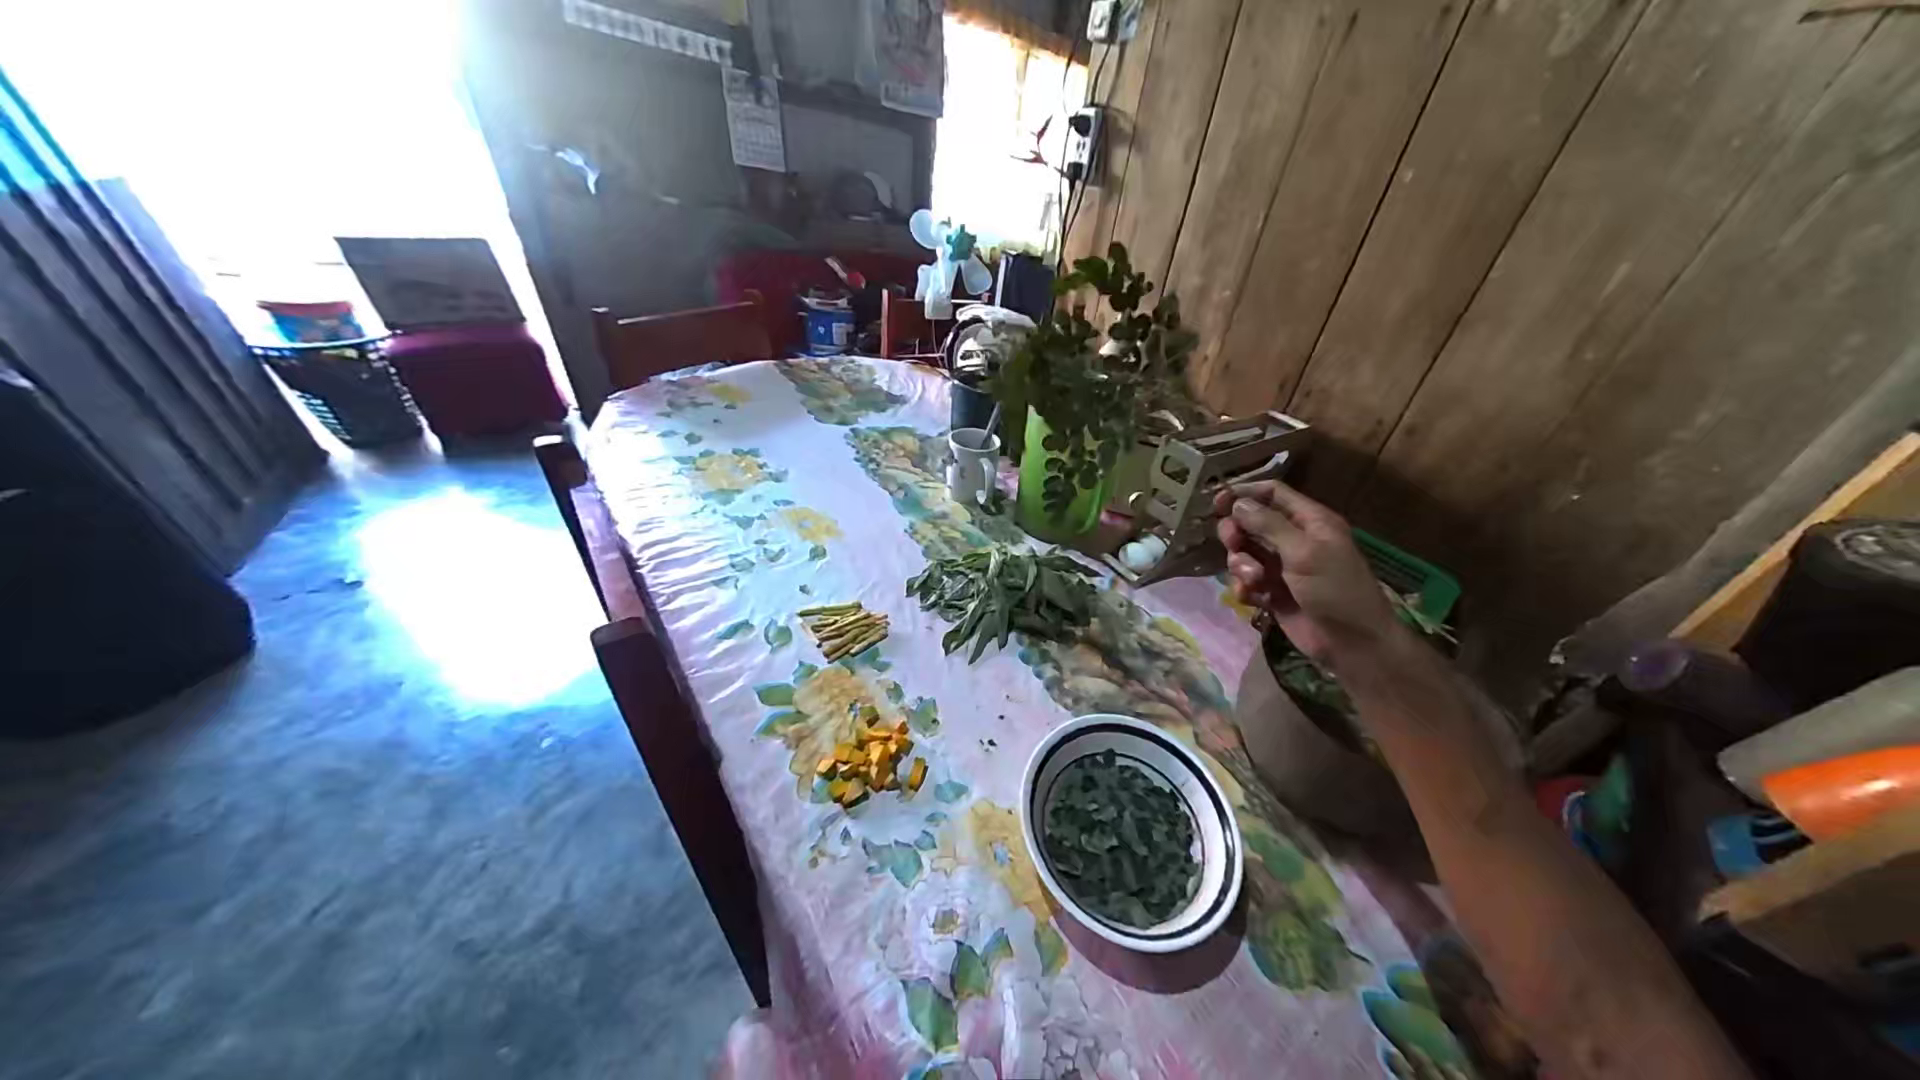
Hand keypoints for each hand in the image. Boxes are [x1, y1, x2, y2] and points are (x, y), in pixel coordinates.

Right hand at [1214, 481, 1401, 669]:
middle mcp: (1294, 540)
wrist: (1351, 643)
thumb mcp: (1304, 551)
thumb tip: (1238, 503)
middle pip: (1251, 523)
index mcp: (1310, 522)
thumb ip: (1269, 524)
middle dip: (1236, 533)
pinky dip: (1244, 588)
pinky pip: (1246, 582)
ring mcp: (1282, 567)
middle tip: (1233, 543)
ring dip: (1241, 565)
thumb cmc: (1335, 590)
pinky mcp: (1272, 592)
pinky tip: (1253, 598)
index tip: (1217, 502)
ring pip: (1244, 554)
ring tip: (1254, 581)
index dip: (1244, 494)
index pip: (1272, 494)